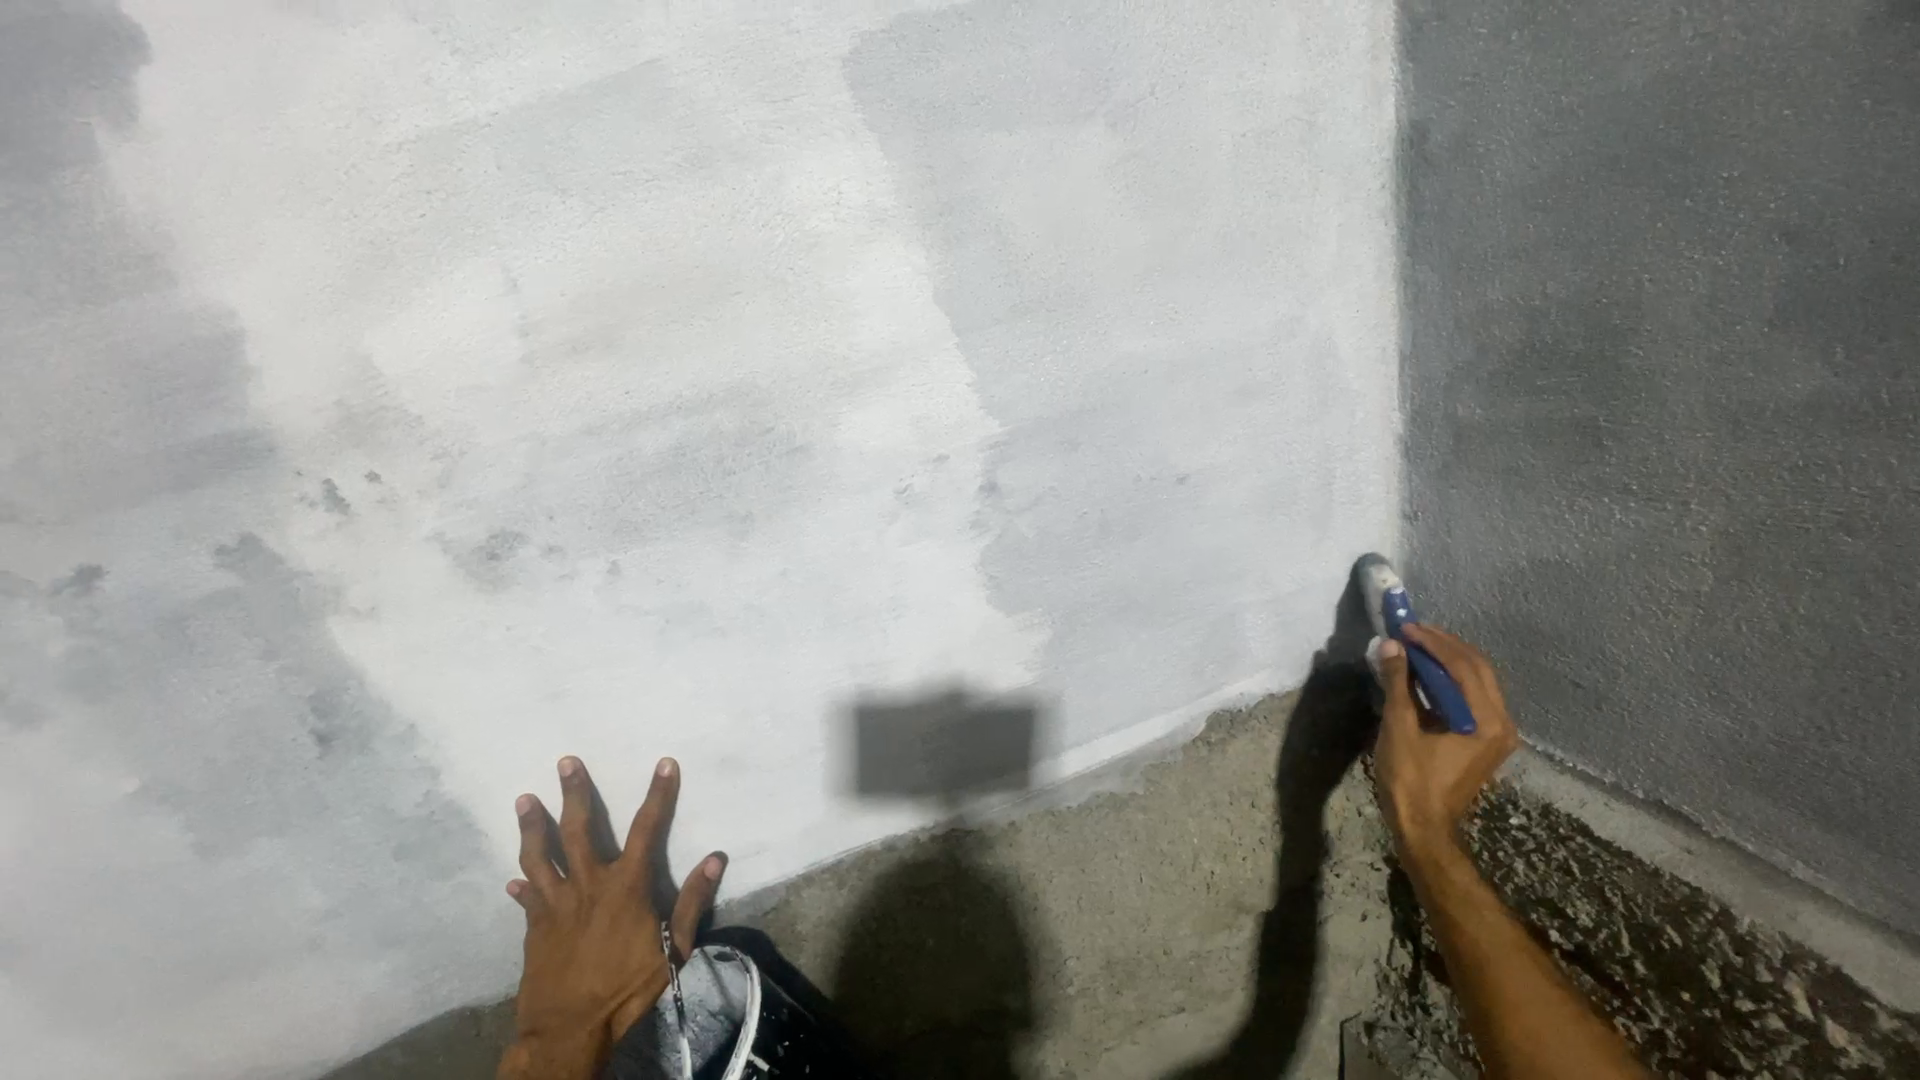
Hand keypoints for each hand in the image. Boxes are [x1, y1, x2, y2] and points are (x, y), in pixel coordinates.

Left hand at [496, 756, 726, 1079]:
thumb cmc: (628, 986)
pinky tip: (513, 878)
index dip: (658, 794)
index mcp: (626, 886)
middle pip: (577, 829)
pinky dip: (522, 884)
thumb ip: (694, 901)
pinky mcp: (534, 927)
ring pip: (540, 855)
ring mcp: (556, 905)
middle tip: (565, 761)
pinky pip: (527, 897)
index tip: (664, 764)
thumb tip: (715, 858)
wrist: (569, 1028)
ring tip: (524, 799)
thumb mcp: (674, 949)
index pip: (646, 829)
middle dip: (573, 793)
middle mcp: (588, 885)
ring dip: (532, 825)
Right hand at [1371, 625, 1518, 858]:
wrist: (1424, 825)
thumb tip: (1391, 646)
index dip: (1434, 643)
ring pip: (1477, 681)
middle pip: (1478, 669)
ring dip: (1448, 660)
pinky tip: (1426, 672)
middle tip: (1413, 631)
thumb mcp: (1400, 728)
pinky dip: (1450, 679)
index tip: (1406, 628)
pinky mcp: (1484, 739)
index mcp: (1487, 721)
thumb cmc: (1410, 779)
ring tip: (1417, 646)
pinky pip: (1472, 697)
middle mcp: (1501, 723)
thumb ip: (1398, 684)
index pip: (1464, 667)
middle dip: (1445, 645)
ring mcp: (1496, 732)